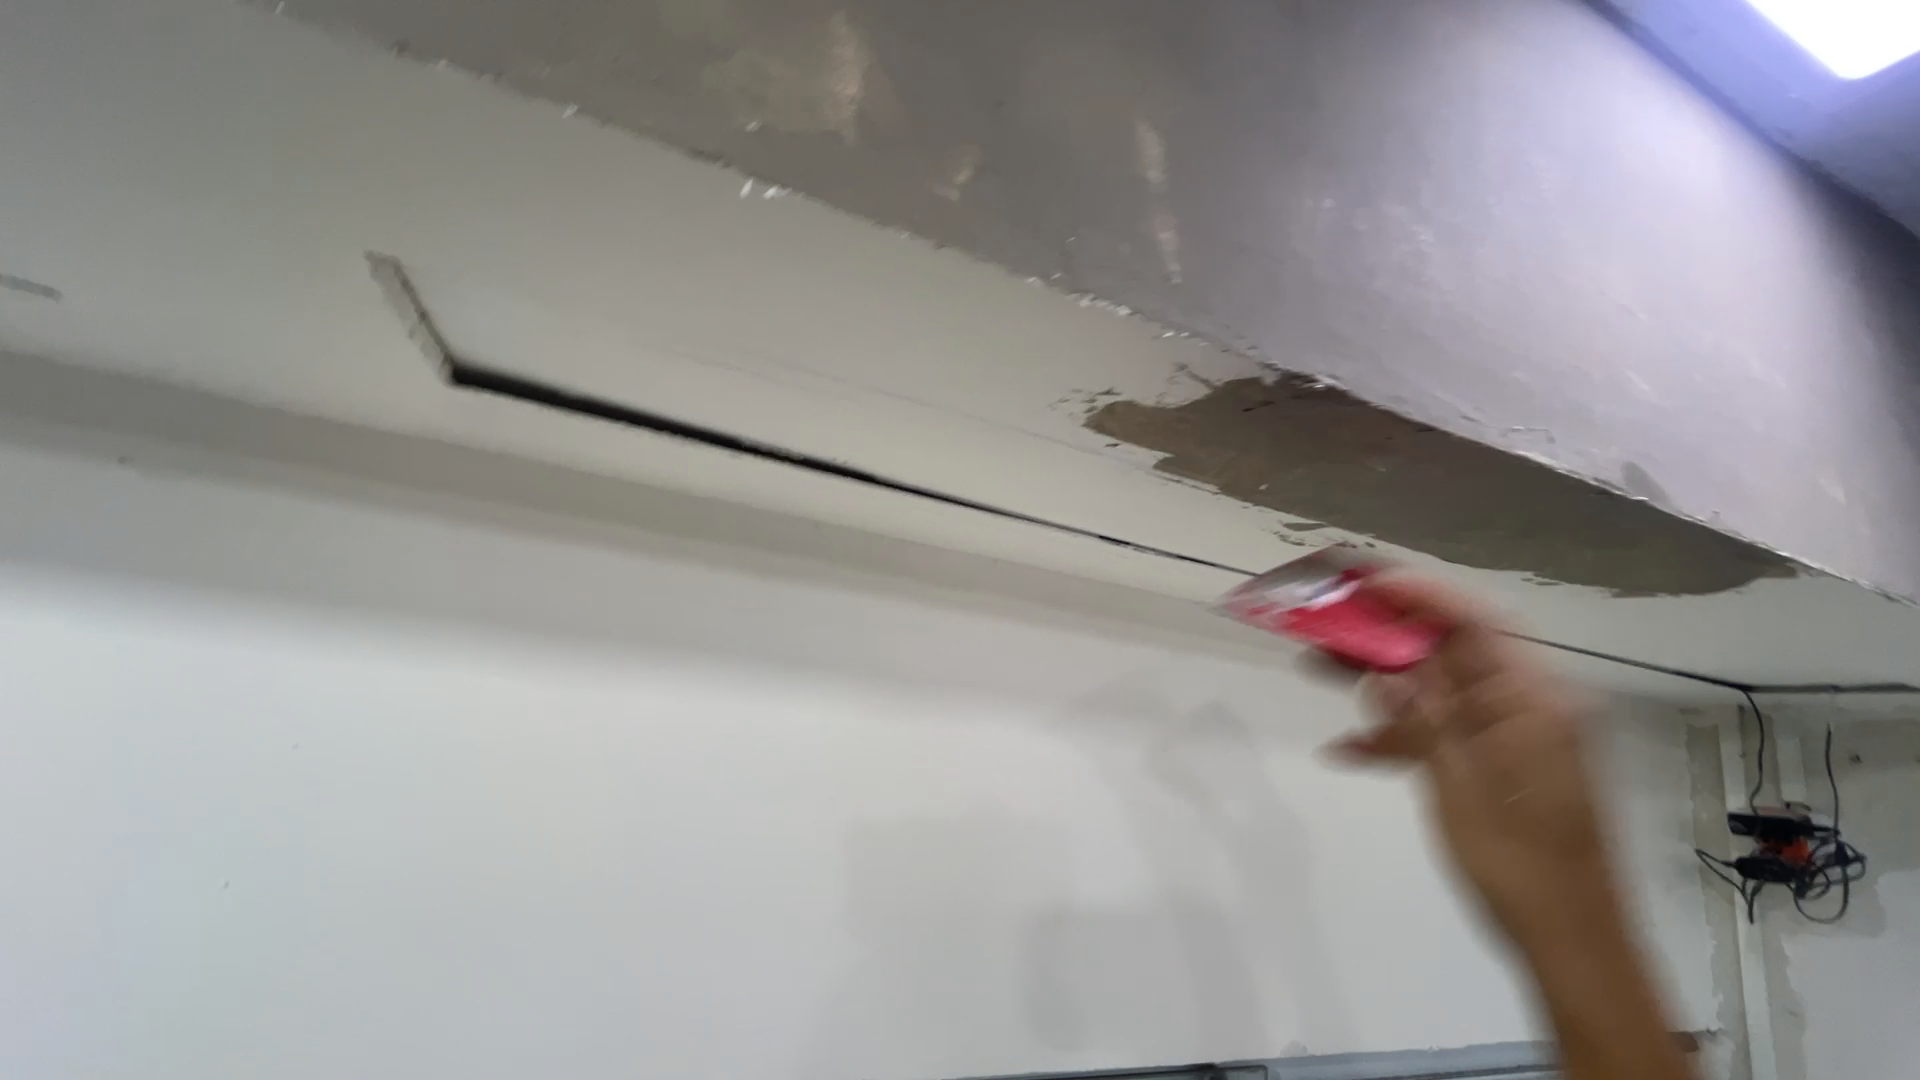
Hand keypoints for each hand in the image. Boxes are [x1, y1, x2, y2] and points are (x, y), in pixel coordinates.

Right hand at [1325, 576, 1621, 949]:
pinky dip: (1399, 733)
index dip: (1419, 593)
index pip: (1476, 623)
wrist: (1573, 944)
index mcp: (1535, 702)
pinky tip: (1351, 752)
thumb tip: (1385, 670)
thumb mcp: (1460, 787)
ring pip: (1438, 686)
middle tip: (1325, 620)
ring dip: (1381, 681)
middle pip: (1450, 648)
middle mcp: (1529, 705)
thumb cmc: (1520, 864)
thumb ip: (1423, 721)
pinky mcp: (1500, 761)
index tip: (1363, 581)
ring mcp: (1514, 733)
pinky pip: (1442, 728)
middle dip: (1385, 633)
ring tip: (1316, 668)